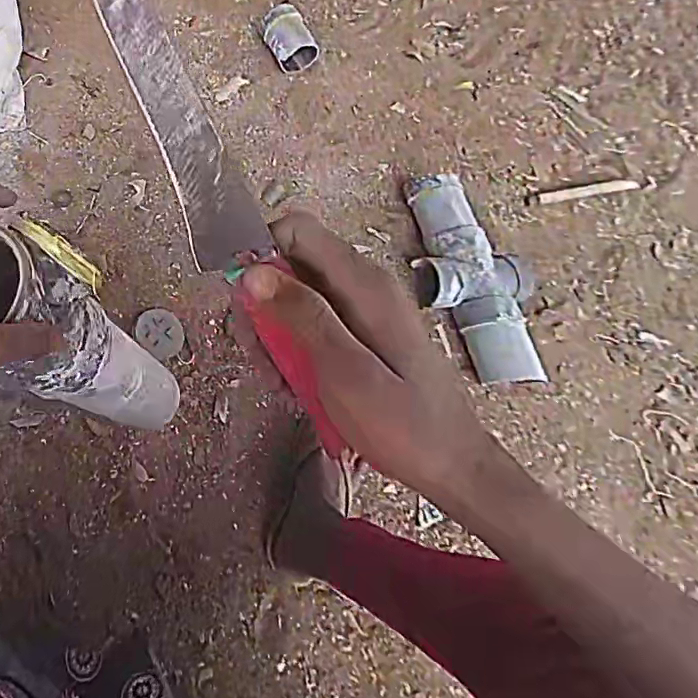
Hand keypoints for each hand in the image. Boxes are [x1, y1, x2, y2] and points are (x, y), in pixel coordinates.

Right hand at [235, 212, 505, 499]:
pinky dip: (286, 351)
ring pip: (286, 298)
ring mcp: (355, 308)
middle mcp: (357, 285)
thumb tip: (251, 272)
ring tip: (277, 379)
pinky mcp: (351, 331)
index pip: (295, 230)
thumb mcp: (347, 373)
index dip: (259, 255)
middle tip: (260, 355)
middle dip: (259, 307)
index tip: (245, 302)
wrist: (452, 467)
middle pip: (284, 266)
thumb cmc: (406, 426)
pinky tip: (292, 384)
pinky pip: (301, 324)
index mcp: (363, 284)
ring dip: (269, 336)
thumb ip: (302, 317)